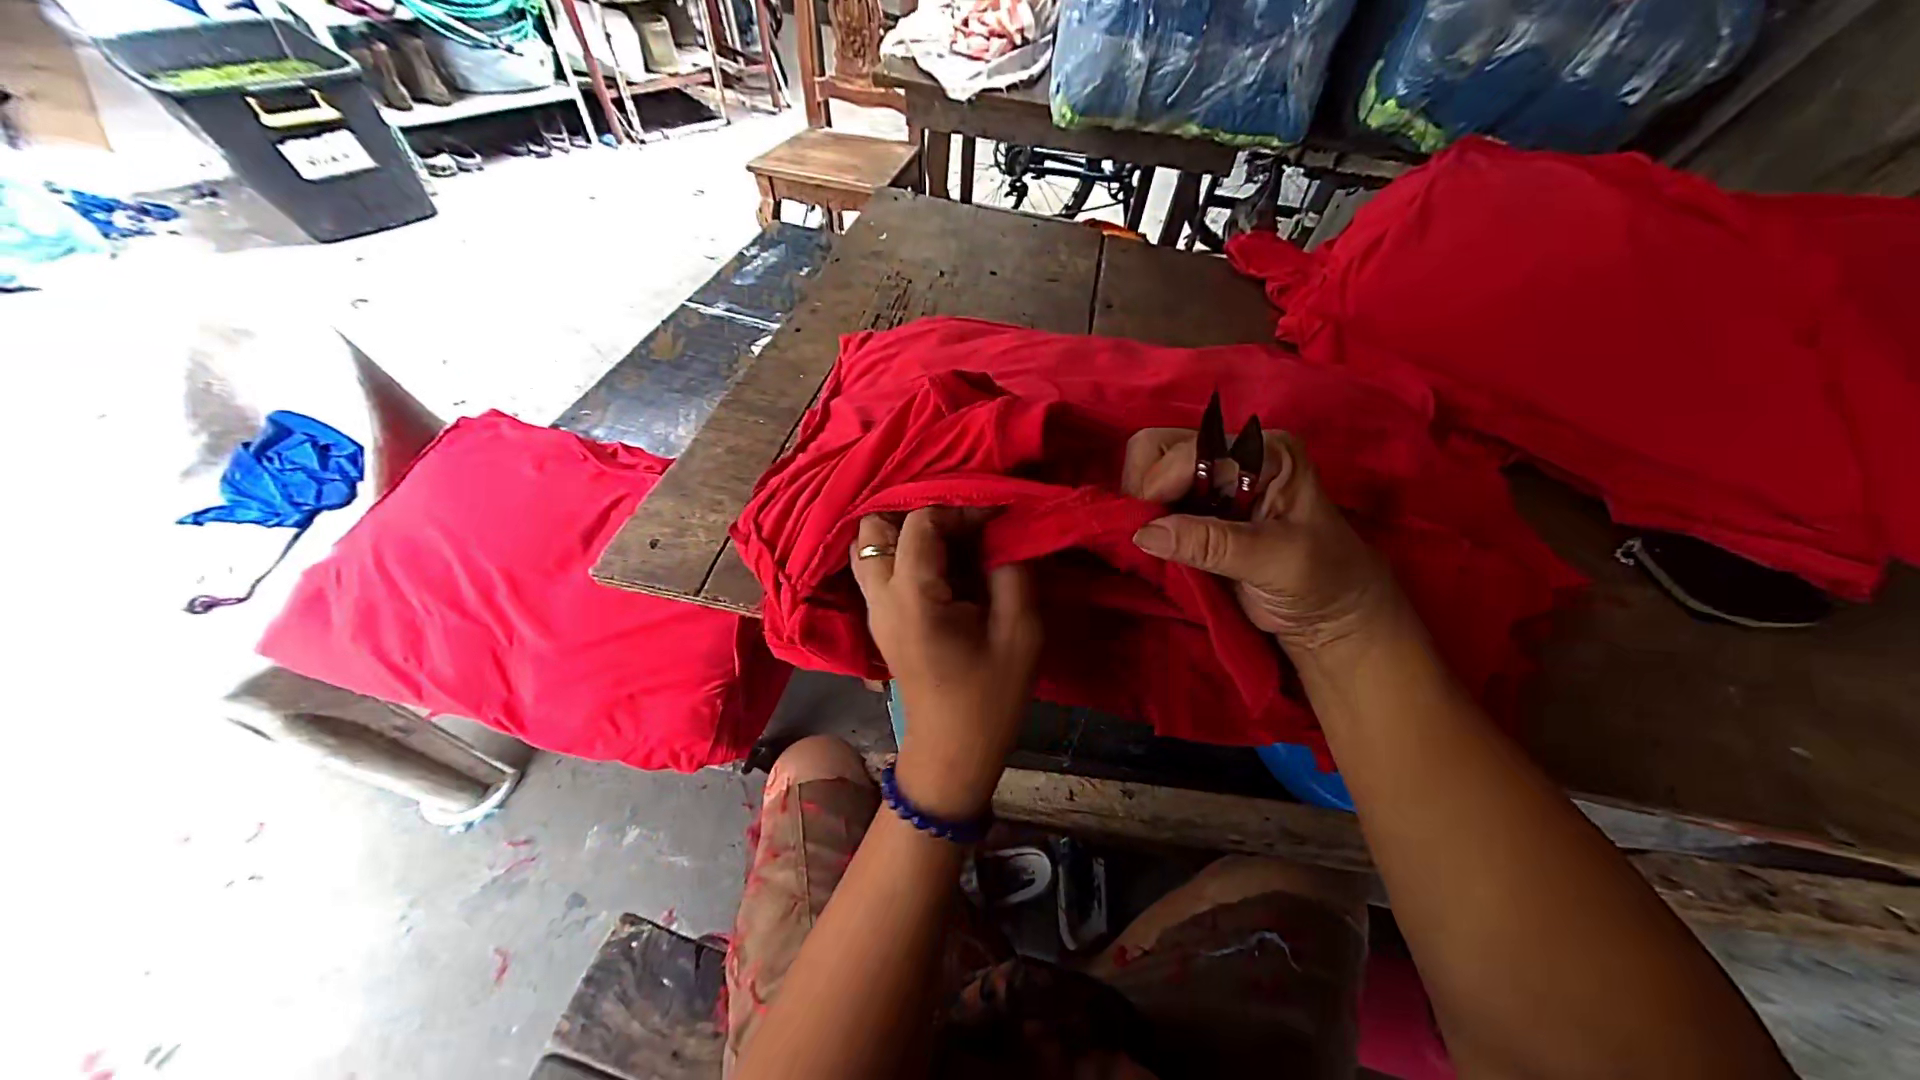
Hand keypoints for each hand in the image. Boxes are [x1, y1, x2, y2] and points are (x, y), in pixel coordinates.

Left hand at [850, 508, 1041, 819]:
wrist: (953, 751)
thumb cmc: (991, 698)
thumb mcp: (1020, 631)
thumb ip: (1012, 569)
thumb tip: (1004, 526)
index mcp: (912, 597)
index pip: (920, 522)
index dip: (960, 508)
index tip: (995, 517)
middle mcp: (880, 595)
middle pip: (875, 525)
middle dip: (920, 509)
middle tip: (965, 518)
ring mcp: (873, 607)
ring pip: (868, 543)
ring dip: (905, 527)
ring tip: (951, 532)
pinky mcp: (879, 616)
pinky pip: (877, 564)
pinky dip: (901, 548)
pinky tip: (940, 556)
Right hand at [1121, 427, 1402, 652]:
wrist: (1329, 612)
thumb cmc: (1322, 580)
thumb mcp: (1275, 561)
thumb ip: (1213, 544)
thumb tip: (1146, 533)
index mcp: (1264, 452)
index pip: (1189, 450)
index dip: (1160, 486)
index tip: (1149, 531)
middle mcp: (1233, 454)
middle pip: (1157, 449)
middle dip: (1144, 491)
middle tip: (1150, 535)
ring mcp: (1211, 479)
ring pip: (1145, 472)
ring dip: (1142, 509)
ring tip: (1160, 545)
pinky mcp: (1194, 505)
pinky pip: (1150, 501)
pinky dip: (1144, 522)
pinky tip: (1160, 547)